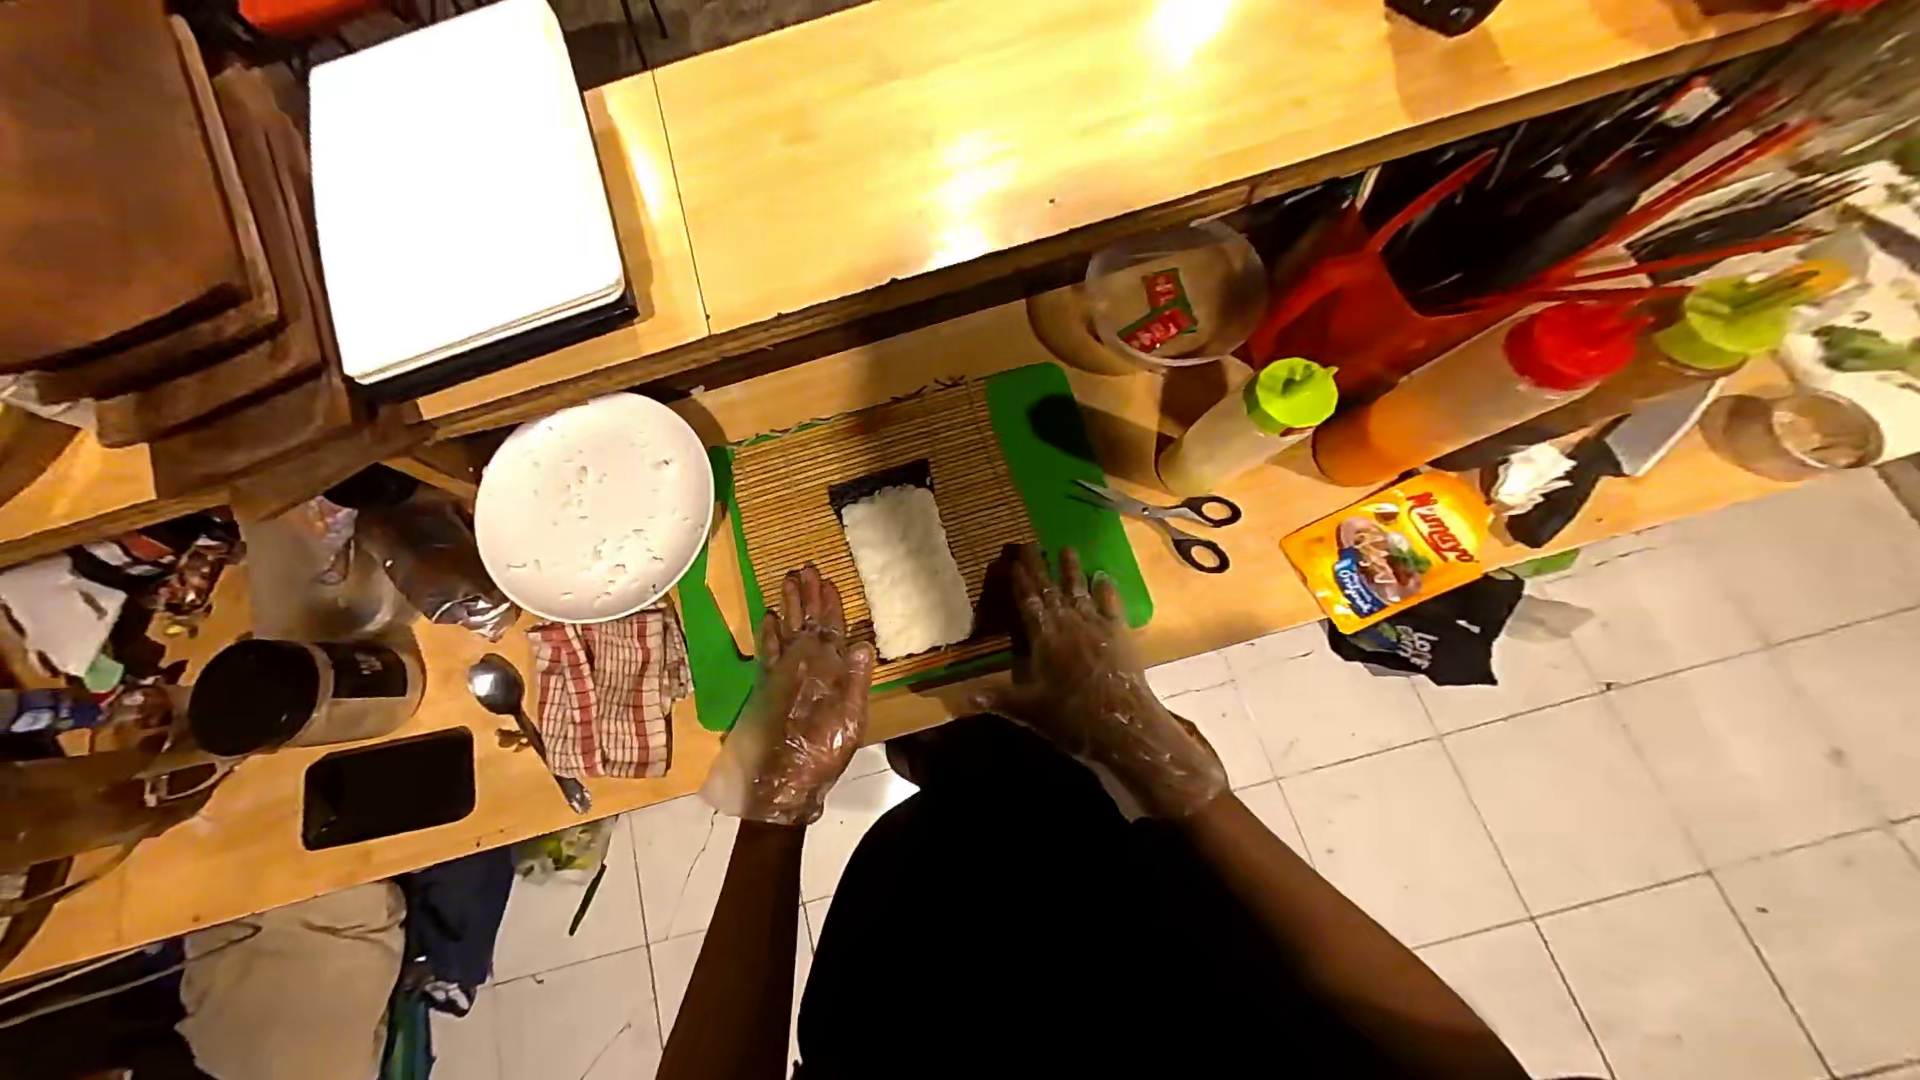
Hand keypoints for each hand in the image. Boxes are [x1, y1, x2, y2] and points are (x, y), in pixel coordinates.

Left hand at [729, 564, 876, 824]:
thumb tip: (864, 643)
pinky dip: (766, 631)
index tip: (829, 579)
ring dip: (787, 604)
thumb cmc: (823, 751)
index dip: (830, 604)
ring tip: (788, 579)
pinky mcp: (765, 684)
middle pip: (805, 621)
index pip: (830, 628)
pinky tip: (766, 616)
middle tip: (804, 567)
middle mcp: (801, 663)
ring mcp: (780, 672)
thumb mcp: (852, 720)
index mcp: (826, 669)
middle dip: (807, 594)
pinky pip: (766, 650)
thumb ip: (857, 681)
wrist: (782, 781)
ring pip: (784, 628)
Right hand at [976, 545, 1227, 818]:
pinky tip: (1104, 576)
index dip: (1019, 580)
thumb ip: (997, 698)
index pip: (1027, 601)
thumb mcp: (1028, 711)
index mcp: (1044, 638)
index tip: (1012, 559)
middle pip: (1050, 589)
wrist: (1124, 727)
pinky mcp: (1120, 634)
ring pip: (1080, 590)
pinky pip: (1112, 604)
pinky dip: (1107, 589)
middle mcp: (1069, 624)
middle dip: (1039, 565)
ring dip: (1072, 569)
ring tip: (1067, 547)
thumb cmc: (1071, 719)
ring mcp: (1097, 626)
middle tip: (1031, 543)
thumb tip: (962, 697)